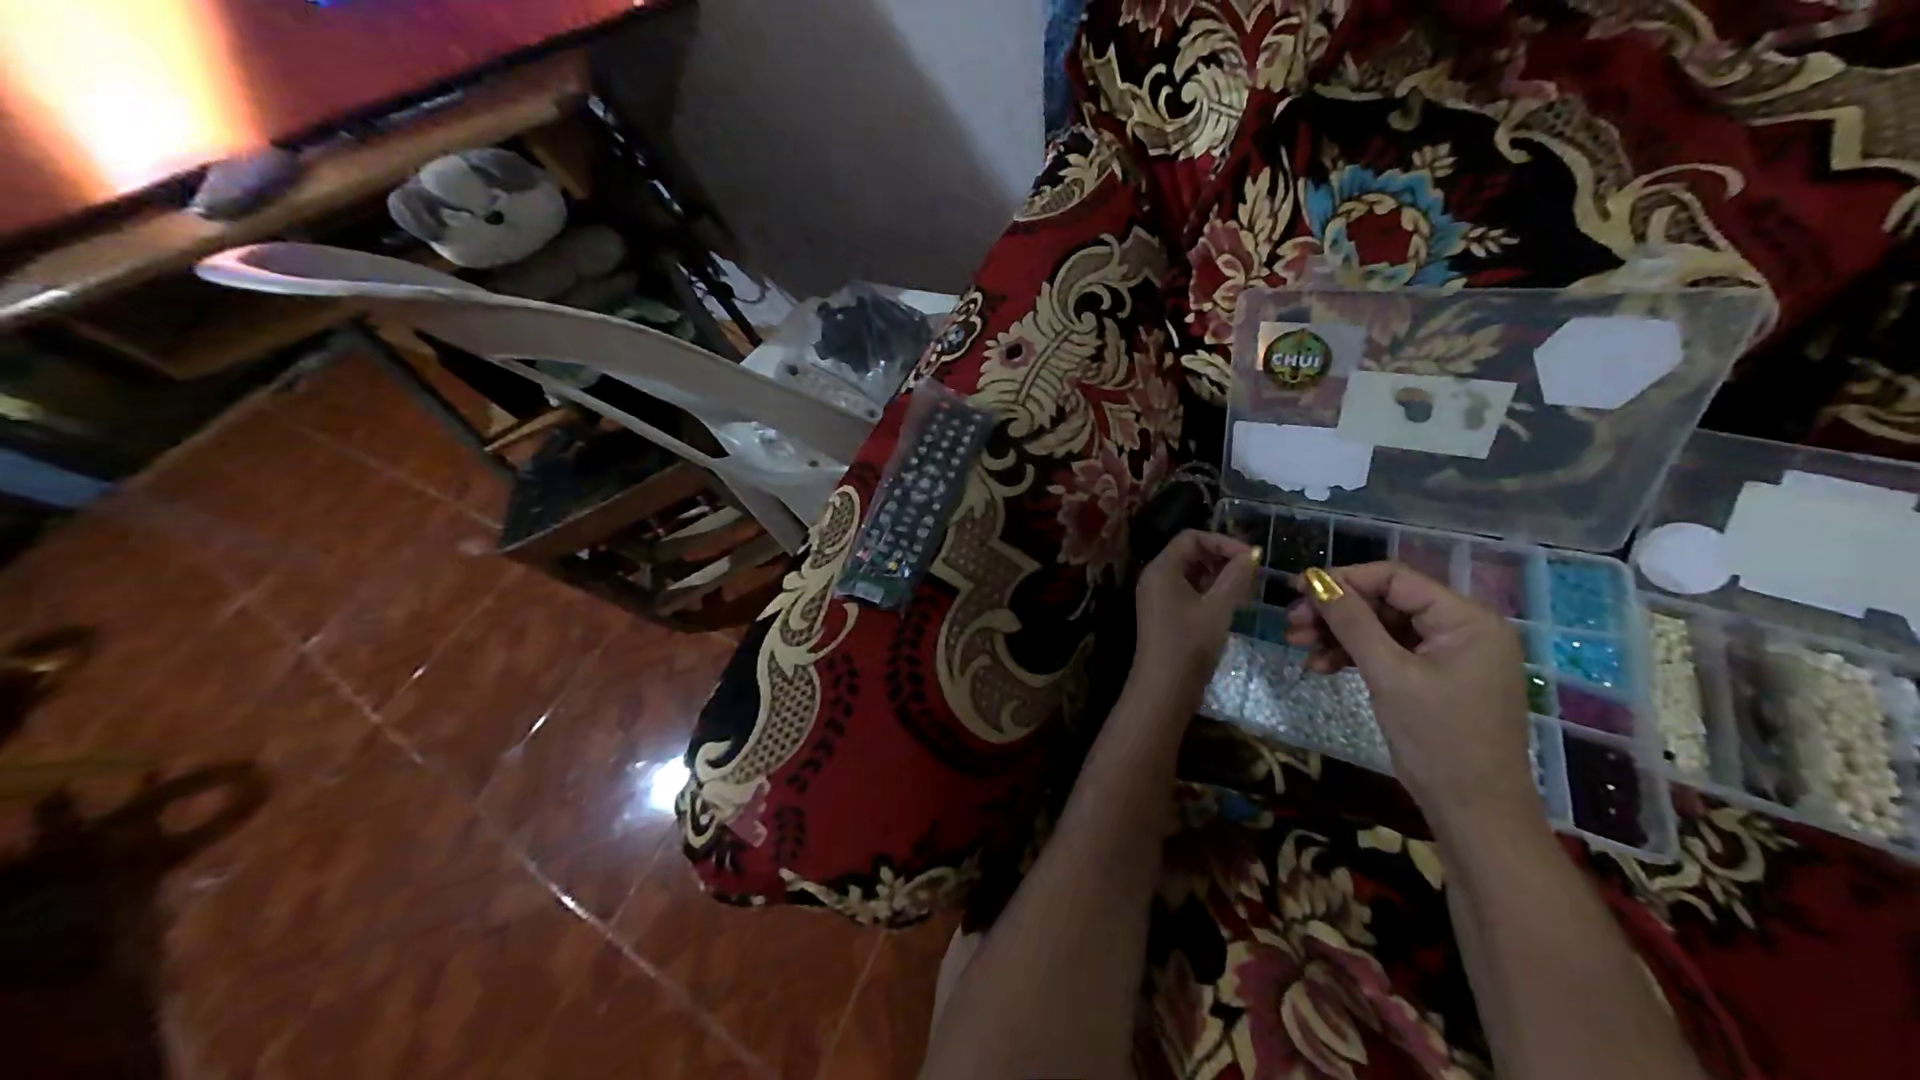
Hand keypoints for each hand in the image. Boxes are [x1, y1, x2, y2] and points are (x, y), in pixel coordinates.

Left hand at [1133, 530, 1257, 704]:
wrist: (1165, 686)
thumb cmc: (1190, 642)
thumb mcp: (1218, 606)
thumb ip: (1235, 576)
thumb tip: (1251, 555)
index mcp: (1161, 568)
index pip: (1191, 537)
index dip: (1222, 542)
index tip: (1251, 556)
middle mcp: (1155, 577)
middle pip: (1189, 553)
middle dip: (1221, 557)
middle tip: (1250, 572)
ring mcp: (1157, 596)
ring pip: (1189, 573)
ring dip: (1217, 575)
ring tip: (1245, 587)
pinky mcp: (1163, 613)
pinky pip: (1186, 590)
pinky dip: (1208, 591)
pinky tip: (1230, 602)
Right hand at [1286, 561, 1538, 824]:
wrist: (1474, 811)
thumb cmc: (1437, 738)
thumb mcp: (1388, 674)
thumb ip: (1352, 622)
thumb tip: (1315, 580)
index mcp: (1467, 620)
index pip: (1396, 579)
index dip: (1344, 579)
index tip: (1297, 590)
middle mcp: (1462, 629)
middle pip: (1386, 602)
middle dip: (1337, 611)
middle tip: (1291, 623)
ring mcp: (1449, 655)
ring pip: (1382, 627)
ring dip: (1338, 634)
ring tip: (1297, 645)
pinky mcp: (1434, 678)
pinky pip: (1388, 652)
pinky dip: (1354, 656)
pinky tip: (1321, 666)